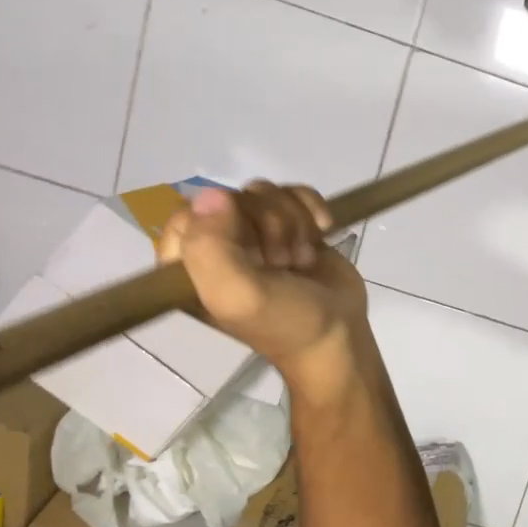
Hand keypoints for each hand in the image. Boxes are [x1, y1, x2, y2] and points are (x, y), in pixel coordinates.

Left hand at [157, 181, 366, 377]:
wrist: (339, 335)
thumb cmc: (283, 323)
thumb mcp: (235, 296)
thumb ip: (210, 247)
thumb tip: (213, 194)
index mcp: (188, 263)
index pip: (189, 214)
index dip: (225, 227)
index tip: (249, 258)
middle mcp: (219, 243)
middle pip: (234, 198)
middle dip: (268, 228)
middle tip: (280, 265)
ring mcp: (258, 232)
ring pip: (267, 192)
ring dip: (293, 224)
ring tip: (299, 260)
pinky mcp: (293, 224)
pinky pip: (295, 191)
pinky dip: (313, 208)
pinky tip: (322, 232)